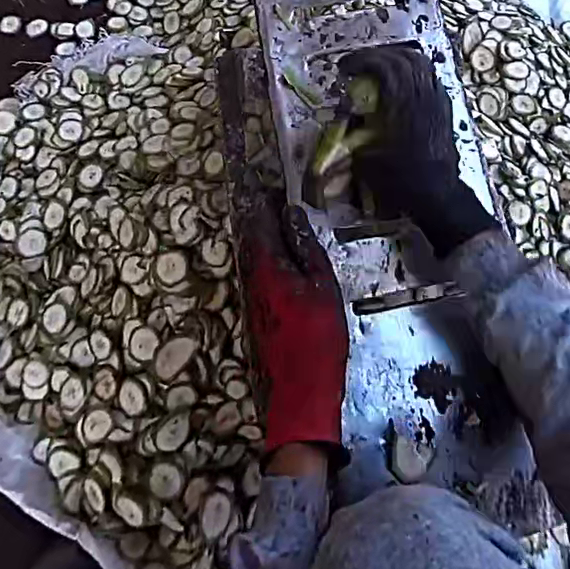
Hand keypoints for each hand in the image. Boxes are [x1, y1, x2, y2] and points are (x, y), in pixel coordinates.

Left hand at [239, 199, 348, 461]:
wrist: (296, 395)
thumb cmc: (317, 340)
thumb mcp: (322, 289)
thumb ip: (305, 247)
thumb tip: (291, 214)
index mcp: (266, 262)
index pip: (259, 216)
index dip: (261, 192)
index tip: (264, 173)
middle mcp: (248, 271)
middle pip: (247, 228)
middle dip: (256, 206)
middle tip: (268, 187)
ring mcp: (246, 289)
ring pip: (247, 246)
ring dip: (258, 226)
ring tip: (273, 210)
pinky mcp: (250, 304)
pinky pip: (252, 263)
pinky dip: (261, 247)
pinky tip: (274, 247)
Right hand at [338, 44, 496, 257]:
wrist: (437, 195)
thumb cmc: (400, 180)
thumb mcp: (366, 156)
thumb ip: (355, 130)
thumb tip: (346, 114)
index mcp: (402, 105)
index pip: (384, 65)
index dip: (361, 60)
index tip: (344, 67)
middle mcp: (422, 97)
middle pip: (403, 57)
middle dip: (377, 54)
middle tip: (359, 63)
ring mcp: (437, 100)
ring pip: (420, 63)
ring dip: (397, 58)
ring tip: (379, 66)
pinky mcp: (445, 107)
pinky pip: (430, 76)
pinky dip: (412, 71)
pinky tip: (401, 82)